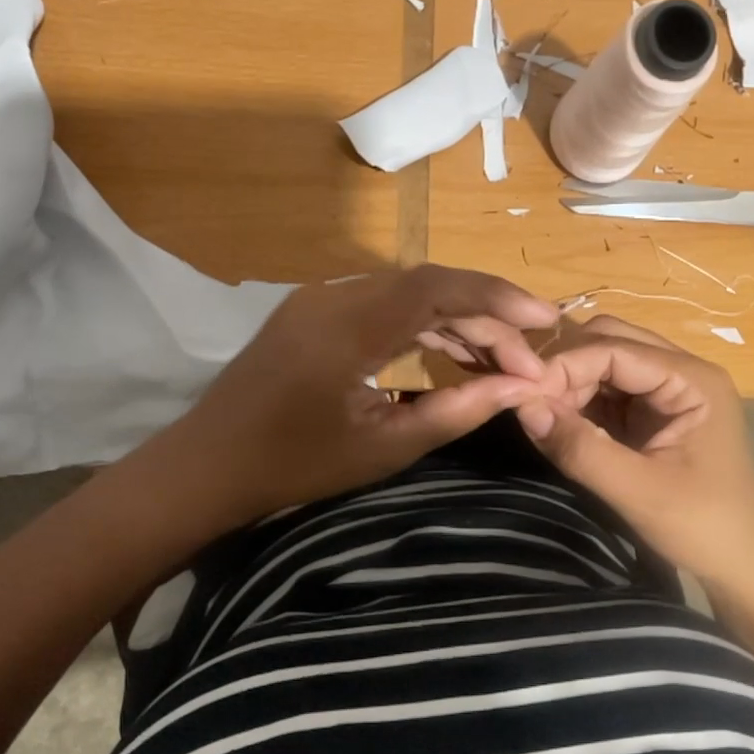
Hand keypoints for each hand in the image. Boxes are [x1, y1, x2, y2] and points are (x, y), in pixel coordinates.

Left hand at [170, 265, 559, 515]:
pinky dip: (423, 324)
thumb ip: (458, 410)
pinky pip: (381, 305)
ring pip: (406, 293)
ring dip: (457, 320)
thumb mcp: (385, 446)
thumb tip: (522, 389)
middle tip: (527, 360)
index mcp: (349, 324)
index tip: (546, 320)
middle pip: (428, 286)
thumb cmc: (294, 465)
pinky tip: (451, 353)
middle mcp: (335, 295)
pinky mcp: (312, 313)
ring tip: (501, 359)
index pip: (440, 287)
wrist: (206, 467)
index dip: (499, 298)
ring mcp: (319, 300)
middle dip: (485, 317)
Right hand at [515, 316, 753, 589]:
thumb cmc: (702, 526)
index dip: (566, 364)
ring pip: (604, 364)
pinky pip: (606, 392)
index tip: (521, 392)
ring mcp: (667, 393)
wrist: (742, 567)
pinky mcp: (652, 416)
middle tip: (528, 402)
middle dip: (566, 367)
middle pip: (609, 342)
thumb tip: (524, 407)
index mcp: (692, 379)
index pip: (615, 347)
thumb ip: (582, 448)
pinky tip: (557, 423)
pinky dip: (578, 402)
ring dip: (570, 384)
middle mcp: (681, 372)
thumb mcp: (638, 491)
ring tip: (539, 415)